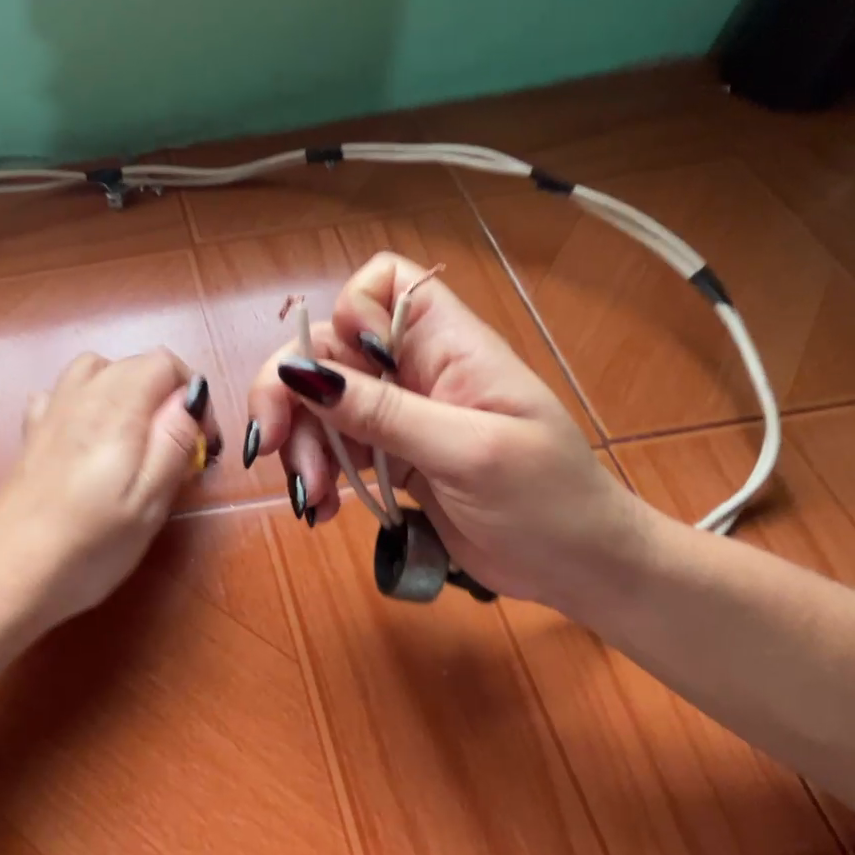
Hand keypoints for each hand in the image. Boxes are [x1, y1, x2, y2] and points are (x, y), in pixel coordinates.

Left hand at [0, 347, 220, 638]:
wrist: (8, 574)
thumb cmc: (88, 546)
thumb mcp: (149, 502)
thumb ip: (174, 441)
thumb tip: (191, 396)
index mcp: (116, 408)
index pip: (164, 363)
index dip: (193, 396)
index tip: (203, 444)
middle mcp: (81, 397)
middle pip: (132, 365)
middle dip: (164, 396)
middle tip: (176, 452)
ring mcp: (50, 413)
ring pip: (95, 371)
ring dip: (126, 392)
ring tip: (137, 437)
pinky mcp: (31, 436)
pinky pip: (62, 394)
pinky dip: (85, 402)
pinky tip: (89, 437)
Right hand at [245, 252, 654, 609]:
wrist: (581, 571)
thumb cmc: (549, 502)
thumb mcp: (467, 453)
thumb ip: (384, 412)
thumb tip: (300, 372)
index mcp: (448, 345)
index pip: (381, 284)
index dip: (348, 313)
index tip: (339, 371)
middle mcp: (414, 368)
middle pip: (326, 350)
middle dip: (290, 395)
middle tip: (273, 448)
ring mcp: (398, 414)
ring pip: (317, 403)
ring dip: (301, 446)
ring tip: (313, 498)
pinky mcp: (388, 456)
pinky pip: (331, 448)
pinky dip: (315, 474)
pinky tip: (321, 510)